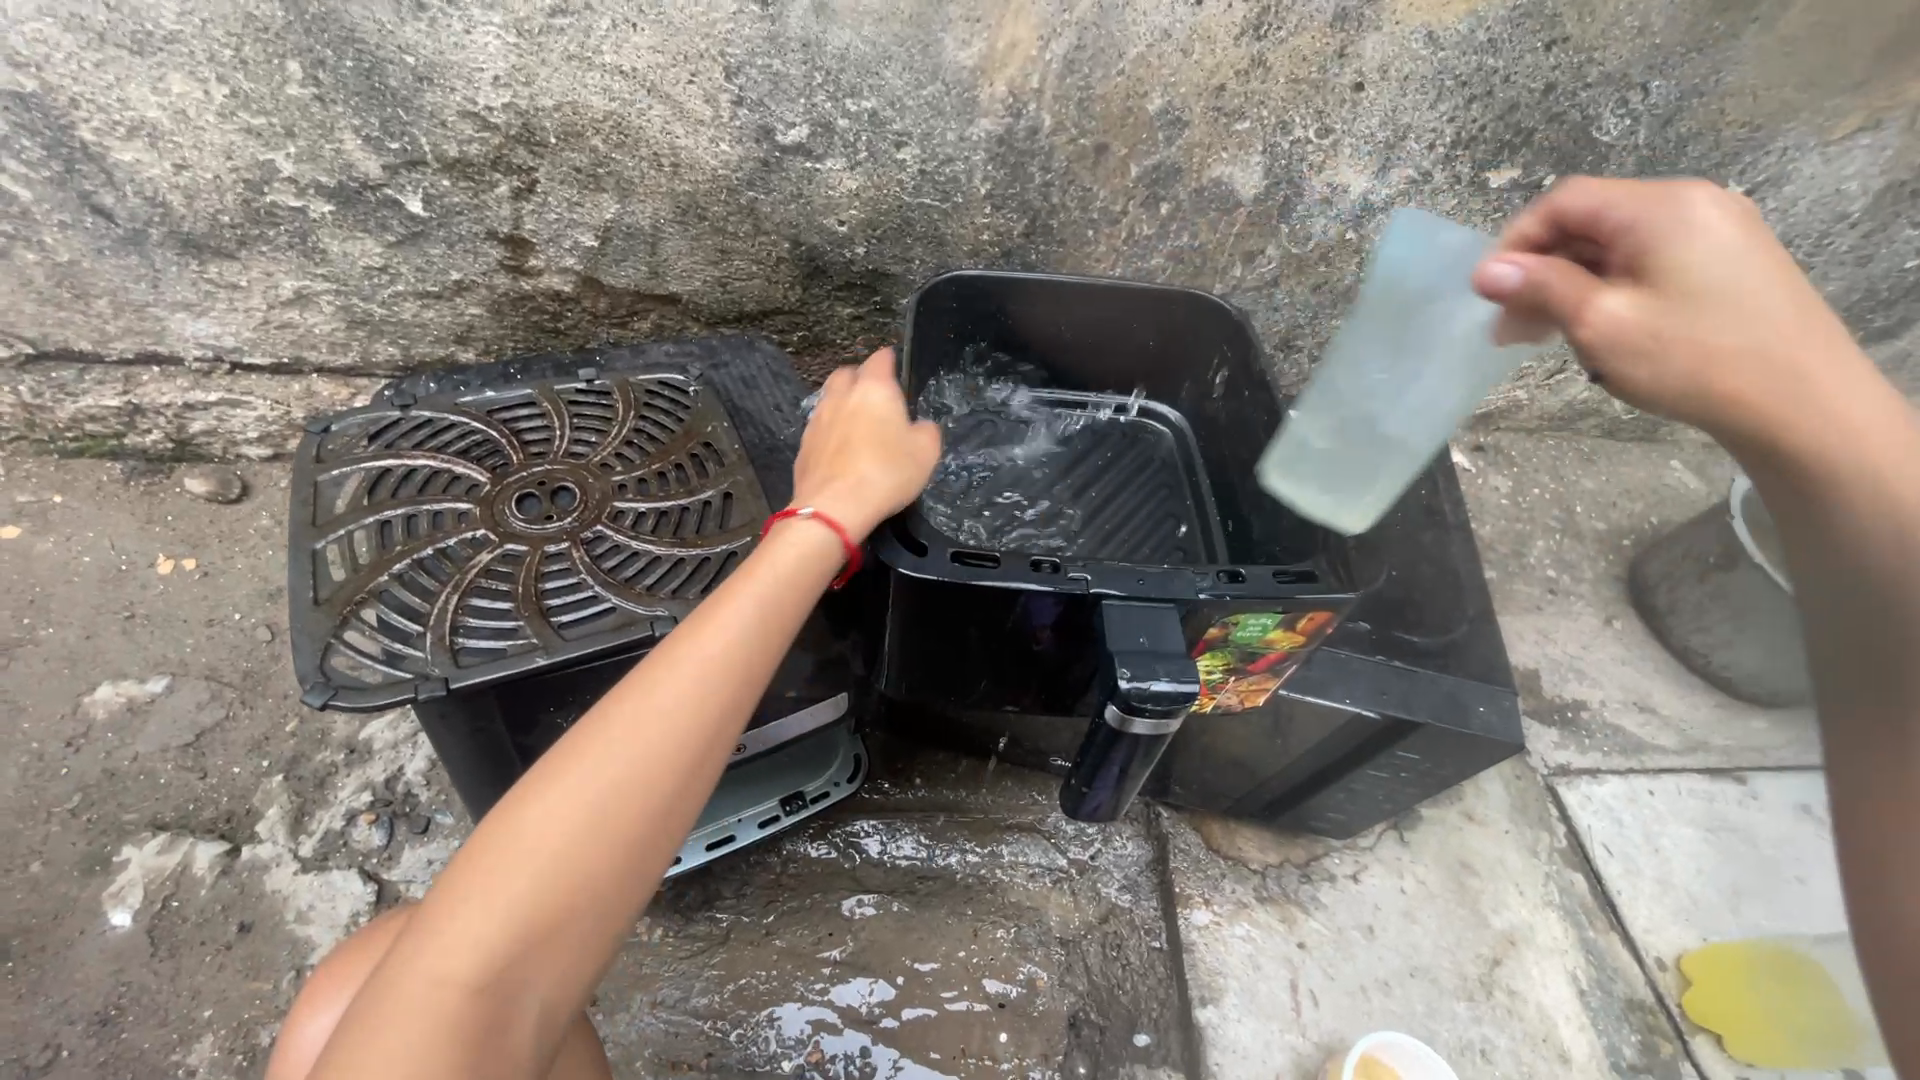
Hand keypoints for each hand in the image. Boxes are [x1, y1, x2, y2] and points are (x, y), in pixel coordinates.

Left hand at [790, 347, 942, 538]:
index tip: (894, 366)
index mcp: (874, 389)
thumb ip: (926, 431)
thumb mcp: (926, 452)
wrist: (835, 506)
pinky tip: (841, 450)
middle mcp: (842, 396)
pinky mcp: (804, 445)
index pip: (880, 359)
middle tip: (875, 396)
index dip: (889, 360)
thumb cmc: (886, 473)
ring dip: (843, 405)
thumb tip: (919, 426)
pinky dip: (831, 431)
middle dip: (860, 378)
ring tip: (857, 423)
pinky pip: (820, 428)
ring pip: (830, 399)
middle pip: (847, 373)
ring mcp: (818, 419)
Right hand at [1470, 176, 1875, 446]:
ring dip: (1566, 285)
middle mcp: (1690, 205)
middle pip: (1589, 223)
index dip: (1516, 242)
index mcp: (1660, 208)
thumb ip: (1540, 287)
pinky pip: (1643, 261)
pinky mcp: (1724, 261)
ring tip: (1540, 335)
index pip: (1564, 202)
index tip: (1489, 293)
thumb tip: (1485, 271)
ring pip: (1613, 247)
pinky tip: (1590, 327)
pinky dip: (1604, 289)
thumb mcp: (1599, 322)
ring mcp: (1713, 231)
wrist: (1798, 399)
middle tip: (1508, 327)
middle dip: (1538, 271)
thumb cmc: (1690, 357)